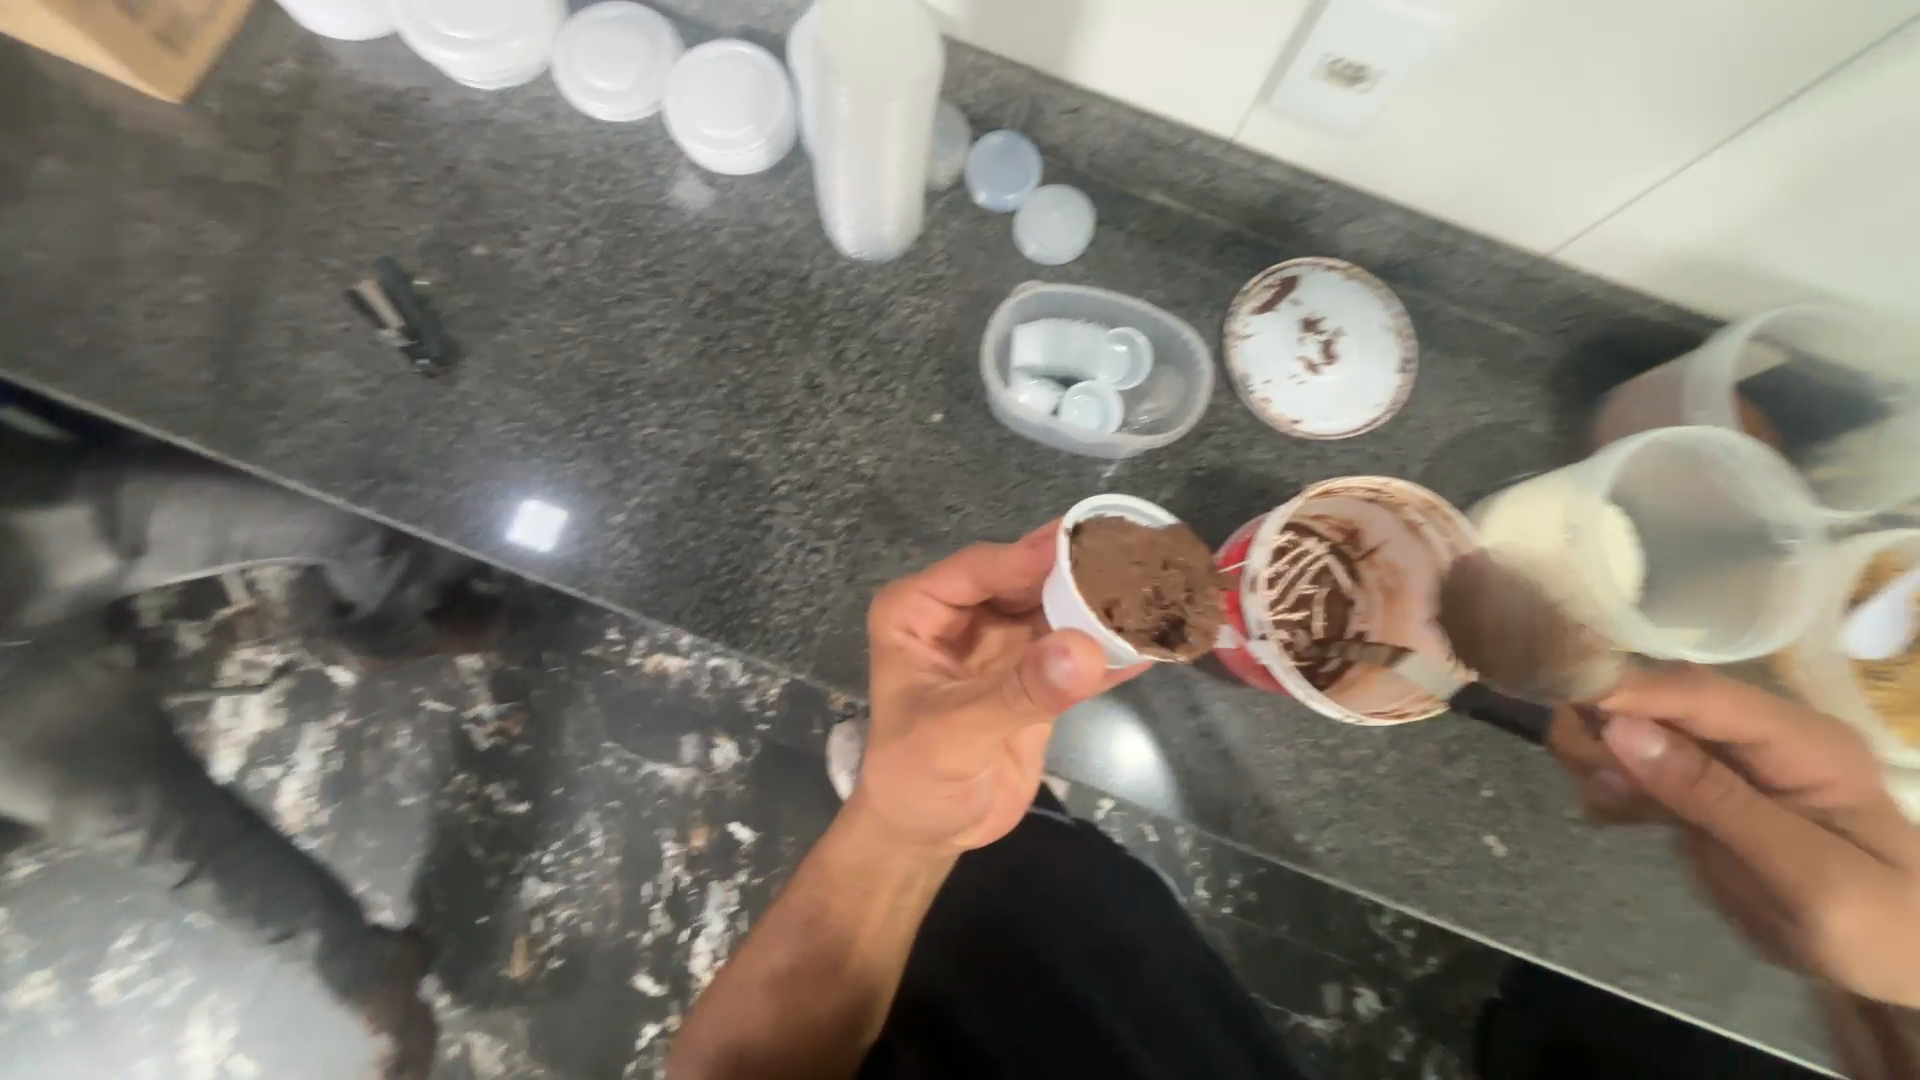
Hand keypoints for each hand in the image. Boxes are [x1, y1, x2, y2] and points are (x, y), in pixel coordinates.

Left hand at [856, 522, 1146, 853]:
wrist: (931, 830)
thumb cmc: (916, 779)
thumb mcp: (957, 734)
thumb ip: (1020, 692)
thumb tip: (1085, 649)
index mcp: (919, 609)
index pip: (979, 570)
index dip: (1031, 557)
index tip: (1087, 543)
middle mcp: (963, 614)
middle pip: (1026, 580)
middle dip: (1077, 572)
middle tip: (1140, 555)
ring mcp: (1003, 641)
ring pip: (1056, 609)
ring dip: (1101, 606)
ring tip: (1160, 590)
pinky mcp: (1036, 673)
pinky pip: (1076, 651)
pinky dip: (1110, 649)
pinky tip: (1156, 640)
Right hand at [1547, 666, 1919, 1004]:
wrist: (1902, 971)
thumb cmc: (1881, 929)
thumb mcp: (1808, 875)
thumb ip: (1714, 799)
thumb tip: (1619, 729)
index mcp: (1802, 741)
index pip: (1696, 692)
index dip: (1623, 689)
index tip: (1553, 701)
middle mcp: (1756, 734)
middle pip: (1648, 701)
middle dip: (1601, 729)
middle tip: (1593, 780)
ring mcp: (1724, 758)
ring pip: (1624, 728)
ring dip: (1597, 760)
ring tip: (1609, 806)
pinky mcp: (1695, 782)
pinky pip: (1625, 764)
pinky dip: (1604, 786)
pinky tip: (1612, 817)